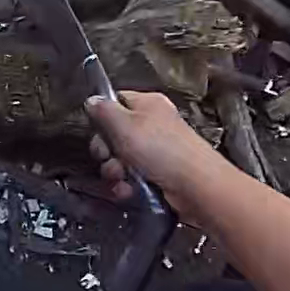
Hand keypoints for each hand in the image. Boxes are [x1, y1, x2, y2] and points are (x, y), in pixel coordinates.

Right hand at [85, 90, 230, 209]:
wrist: (198, 187)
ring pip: (121, 157)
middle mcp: (153, 124)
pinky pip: (133, 175)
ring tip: (120, 177)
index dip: (102, 116)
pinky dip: (127, 184)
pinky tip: (127, 190)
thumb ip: (103, 110)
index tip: (96, 131)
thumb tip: (91, 100)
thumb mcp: (123, 125)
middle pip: (114, 132)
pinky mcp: (160, 173)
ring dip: (114, 170)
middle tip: (107, 157)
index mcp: (147, 104)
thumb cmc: (161, 150)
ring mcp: (158, 149)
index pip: (115, 101)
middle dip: (106, 150)